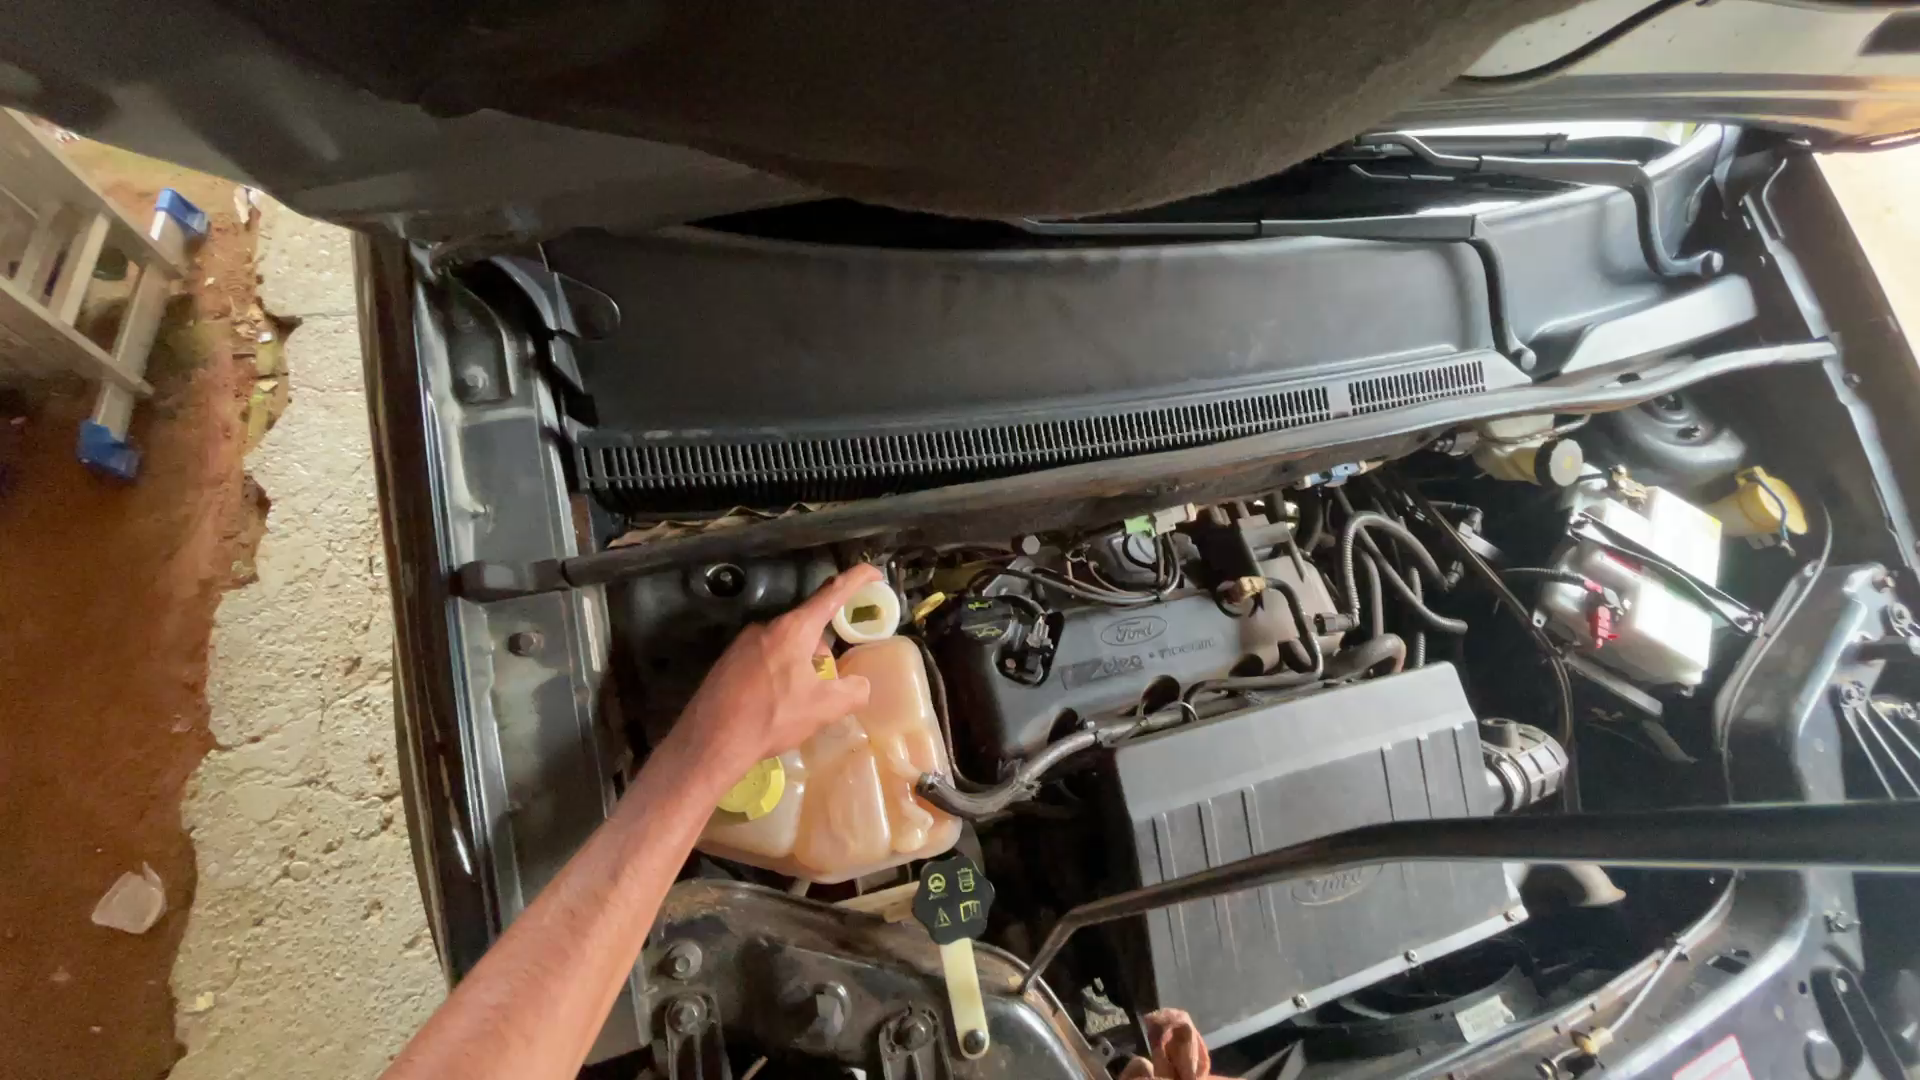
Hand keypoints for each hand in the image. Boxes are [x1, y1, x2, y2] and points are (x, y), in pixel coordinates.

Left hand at [669, 564, 884, 777]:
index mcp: (794, 629)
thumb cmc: (772, 717)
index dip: (857, 579)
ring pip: (787, 645)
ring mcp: (743, 642)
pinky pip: (766, 658)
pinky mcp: (728, 661)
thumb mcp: (825, 708)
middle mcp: (767, 626)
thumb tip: (860, 685)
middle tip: (830, 683)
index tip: (874, 573)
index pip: (833, 593)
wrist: (710, 742)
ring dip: (801, 664)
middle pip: (809, 627)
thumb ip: (853, 691)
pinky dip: (780, 673)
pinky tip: (775, 704)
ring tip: (800, 701)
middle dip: (824, 649)